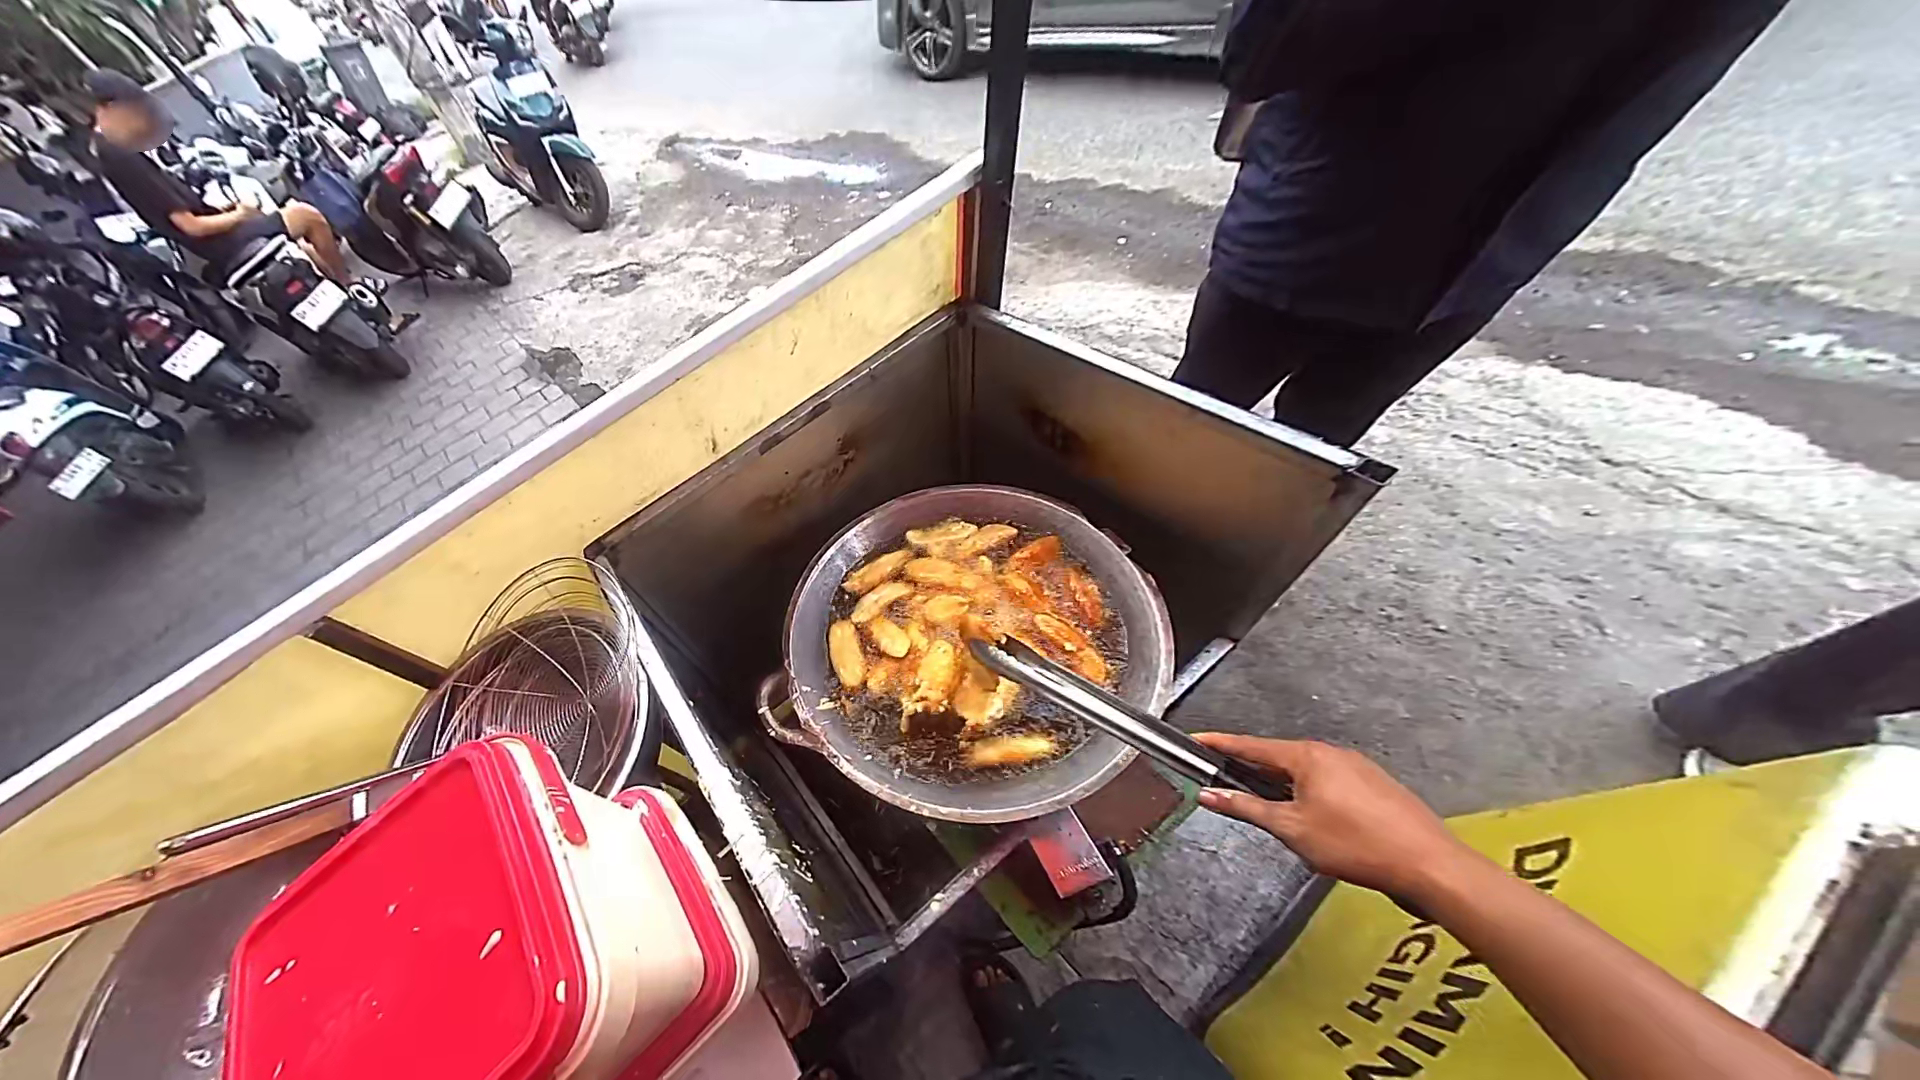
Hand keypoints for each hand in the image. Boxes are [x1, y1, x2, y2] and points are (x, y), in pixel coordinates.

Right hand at [1193, 734, 1474, 897]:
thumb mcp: (1291, 829)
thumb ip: (1247, 808)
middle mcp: (1331, 753)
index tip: (1197, 740)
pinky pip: (1330, 781)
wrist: (1430, 867)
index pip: (1250, 745)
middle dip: (1253, 770)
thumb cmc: (1359, 845)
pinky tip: (1317, 821)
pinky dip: (1312, 794)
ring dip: (1285, 786)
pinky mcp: (1375, 785)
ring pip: (1305, 771)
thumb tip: (1210, 795)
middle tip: (1231, 784)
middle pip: (1278, 757)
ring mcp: (1356, 767)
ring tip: (1277, 812)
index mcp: (1306, 756)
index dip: (1220, 744)